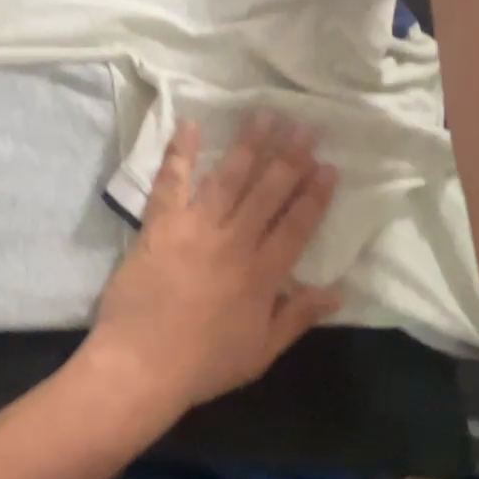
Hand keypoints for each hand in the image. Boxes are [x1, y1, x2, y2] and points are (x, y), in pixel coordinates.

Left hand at [78, 114, 342, 410]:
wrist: (141, 363)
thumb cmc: (202, 365)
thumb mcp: (261, 352)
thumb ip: (298, 317)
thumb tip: (337, 290)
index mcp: (262, 274)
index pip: (297, 225)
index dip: (315, 195)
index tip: (330, 166)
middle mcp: (234, 243)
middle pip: (268, 192)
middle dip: (290, 157)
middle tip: (306, 126)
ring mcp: (195, 229)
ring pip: (229, 178)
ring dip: (249, 144)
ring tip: (265, 113)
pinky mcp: (159, 226)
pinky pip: (171, 183)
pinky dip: (180, 153)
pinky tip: (190, 125)